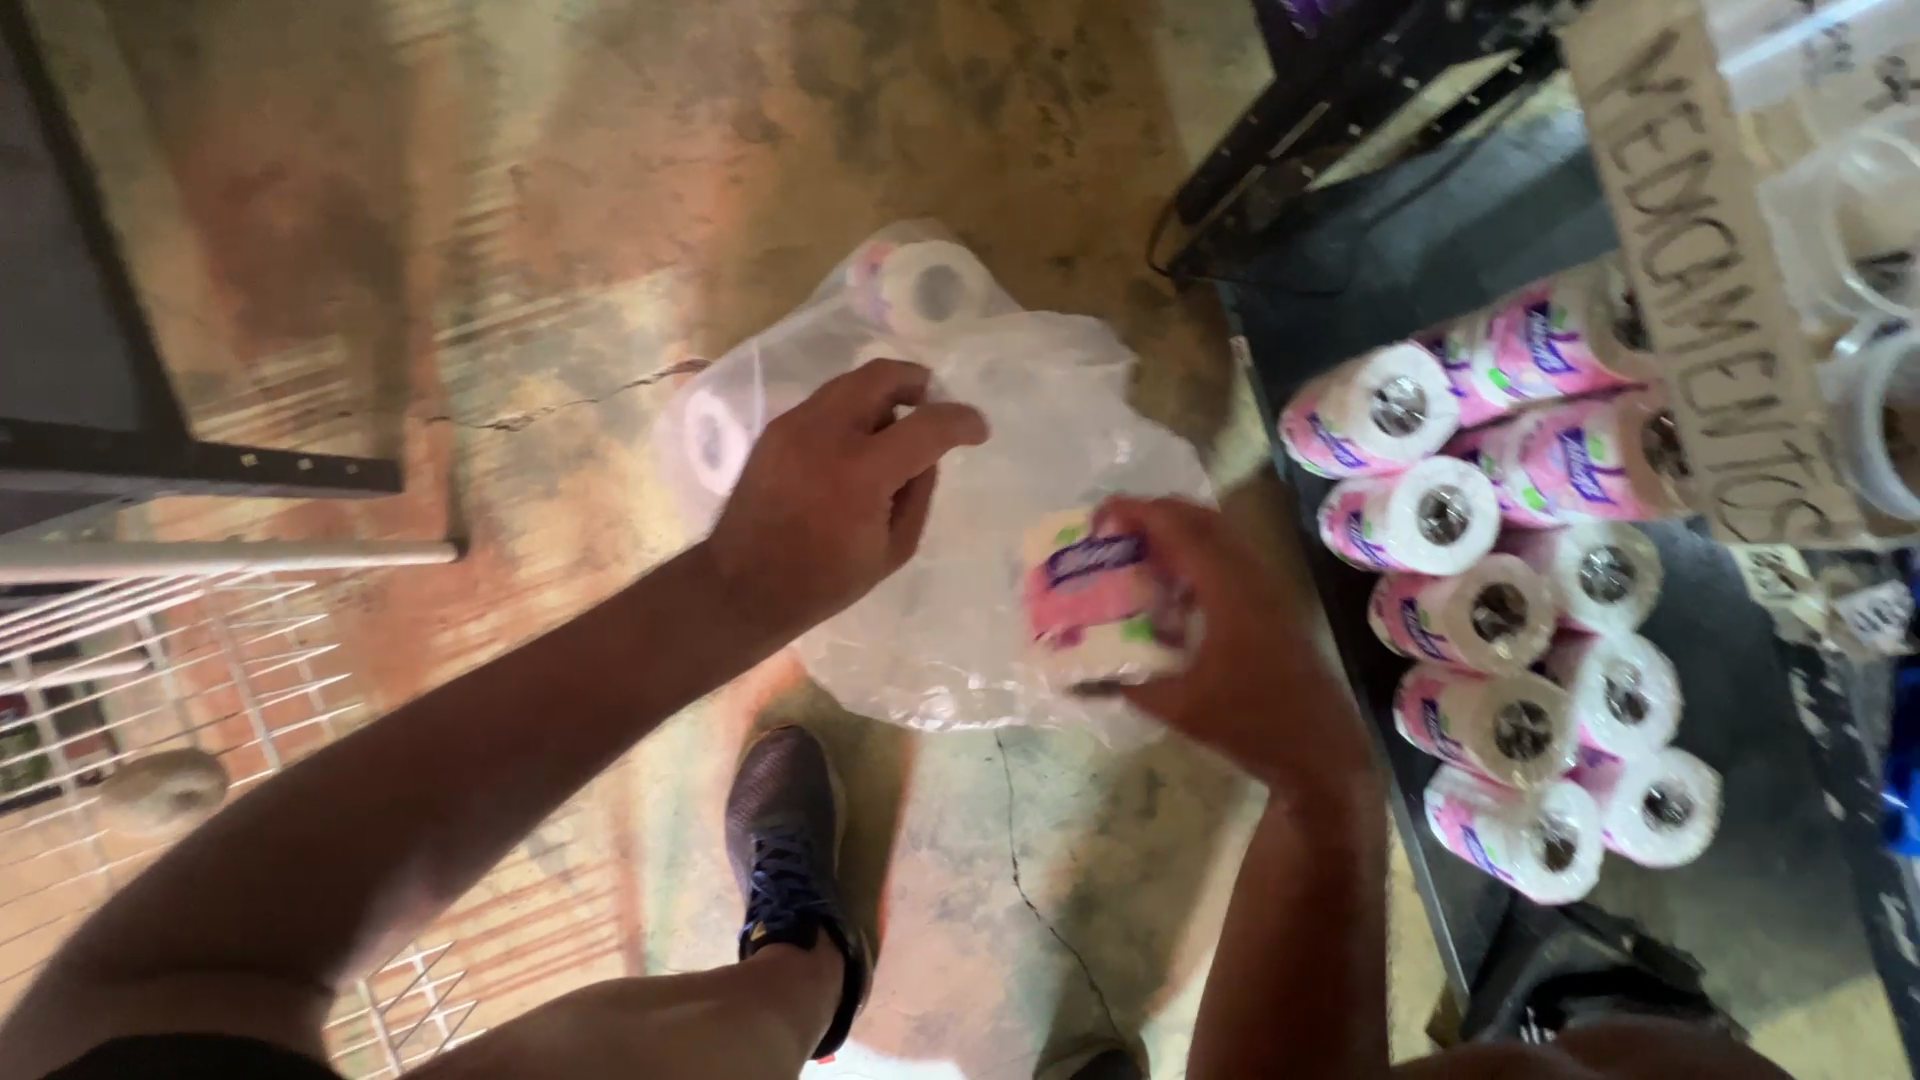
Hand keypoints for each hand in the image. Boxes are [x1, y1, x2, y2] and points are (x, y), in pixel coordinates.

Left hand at [704, 359, 988, 640]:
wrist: (742, 586)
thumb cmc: (825, 581)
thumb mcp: (894, 549)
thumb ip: (919, 493)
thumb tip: (926, 456)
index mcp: (861, 473)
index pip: (927, 424)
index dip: (962, 421)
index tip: (977, 430)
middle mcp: (825, 434)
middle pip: (882, 375)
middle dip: (918, 383)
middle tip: (933, 403)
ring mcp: (793, 426)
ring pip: (850, 383)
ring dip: (883, 396)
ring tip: (894, 431)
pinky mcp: (774, 430)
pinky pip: (826, 404)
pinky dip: (852, 412)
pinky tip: (855, 446)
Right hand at [1101, 496, 1373, 791]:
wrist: (1322, 750)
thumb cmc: (1251, 724)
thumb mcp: (1180, 707)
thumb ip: (1126, 686)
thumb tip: (1076, 680)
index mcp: (1228, 591)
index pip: (1179, 529)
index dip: (1138, 512)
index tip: (1099, 516)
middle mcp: (1250, 577)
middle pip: (1201, 518)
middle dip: (1155, 513)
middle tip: (1113, 529)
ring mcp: (1266, 588)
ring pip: (1218, 536)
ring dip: (1176, 532)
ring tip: (1135, 551)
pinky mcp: (1272, 603)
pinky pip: (1228, 559)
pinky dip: (1195, 555)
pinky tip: (1171, 588)